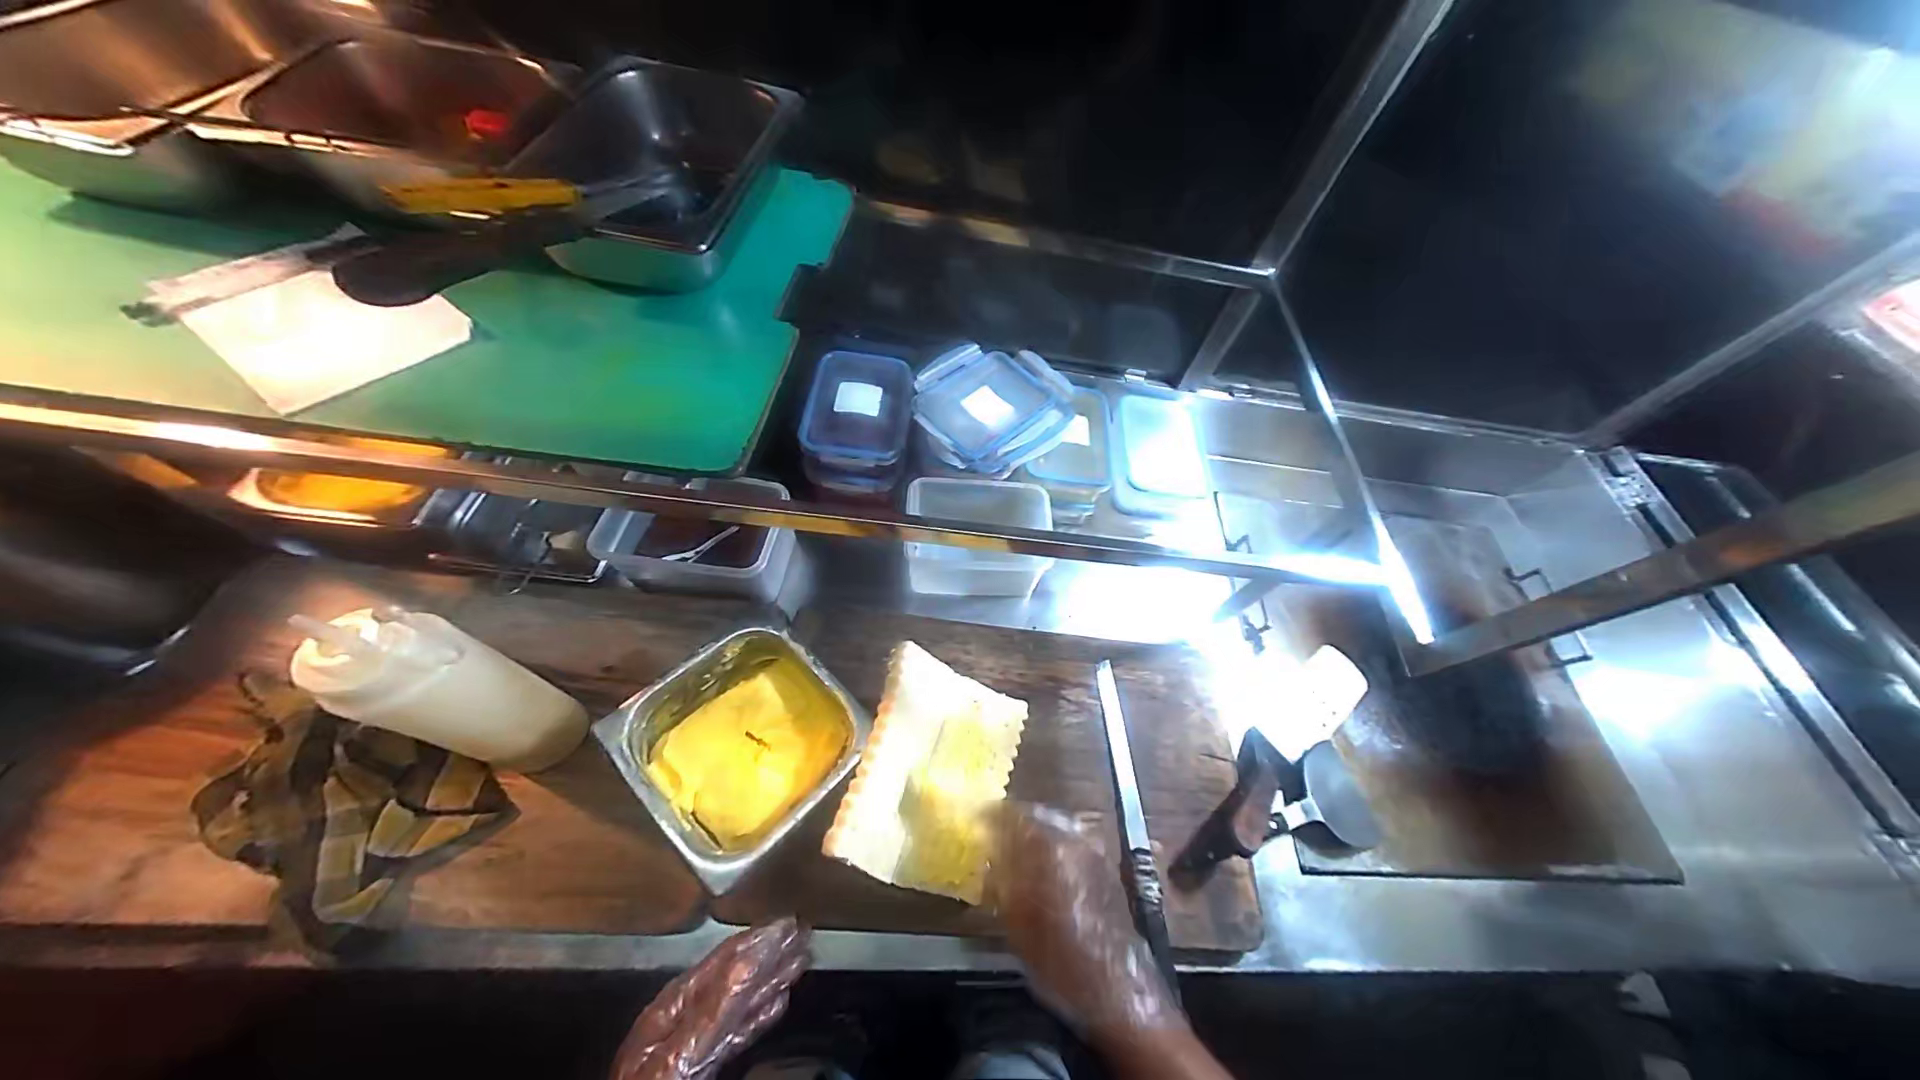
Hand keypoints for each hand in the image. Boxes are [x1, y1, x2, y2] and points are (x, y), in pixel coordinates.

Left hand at [609, 917, 812, 1079]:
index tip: (789, 922)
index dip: (759, 940)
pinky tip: (779, 1003)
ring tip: (799, 959)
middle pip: (734, 976)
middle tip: (802, 932)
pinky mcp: (698, 1068)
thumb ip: (710, 1012)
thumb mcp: (674, 1056)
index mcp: (671, 1008)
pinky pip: (736, 1032)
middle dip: (770, 954)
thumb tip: (745, 964)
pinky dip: (760, 1014)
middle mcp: (681, 1017)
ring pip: (740, 1002)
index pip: (723, 962)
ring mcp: (689, 1044)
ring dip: (771, 978)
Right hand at [986, 803, 1181, 1039]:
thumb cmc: (1059, 961)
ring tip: (1018, 854)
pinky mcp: (1107, 868)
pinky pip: (1073, 844)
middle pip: (1038, 815)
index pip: (1014, 814)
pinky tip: (1045, 870)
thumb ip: (1001, 880)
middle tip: (996, 837)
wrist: (1116, 989)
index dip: (992, 815)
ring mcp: (1095, 852)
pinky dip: (1055, 849)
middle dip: (1015, 823)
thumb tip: (989, 855)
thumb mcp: (1016, 923)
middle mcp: (1075, 840)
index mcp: (1050, 848)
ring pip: (1057, 828)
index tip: (978, 821)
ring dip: (1036, 835)